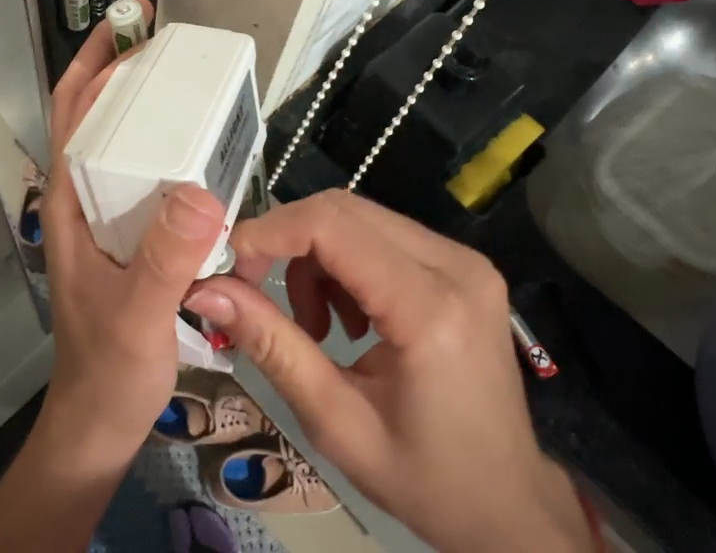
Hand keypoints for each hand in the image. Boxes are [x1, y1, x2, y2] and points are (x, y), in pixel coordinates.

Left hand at [37, 2, 226, 464]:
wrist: (100, 420)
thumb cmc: (109, 368)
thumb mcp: (140, 313)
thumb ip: (167, 258)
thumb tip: (199, 189)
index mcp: (70, 205)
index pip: (71, 116)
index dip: (91, 67)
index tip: (123, 29)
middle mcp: (83, 204)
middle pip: (96, 122)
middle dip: (122, 78)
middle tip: (168, 50)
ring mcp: (104, 223)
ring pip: (120, 150)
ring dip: (144, 113)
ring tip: (187, 90)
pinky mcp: (128, 243)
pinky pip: (144, 183)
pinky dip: (164, 155)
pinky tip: (200, 158)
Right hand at [184, 191, 592, 552]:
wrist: (508, 504)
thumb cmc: (425, 477)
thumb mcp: (336, 421)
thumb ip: (272, 346)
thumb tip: (207, 291)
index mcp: (430, 309)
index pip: (333, 226)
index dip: (269, 233)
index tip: (229, 268)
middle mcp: (456, 266)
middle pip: (344, 210)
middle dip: (286, 241)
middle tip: (254, 293)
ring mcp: (466, 261)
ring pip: (361, 218)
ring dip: (316, 257)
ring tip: (312, 326)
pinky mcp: (463, 266)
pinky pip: (384, 236)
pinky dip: (346, 263)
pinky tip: (348, 319)